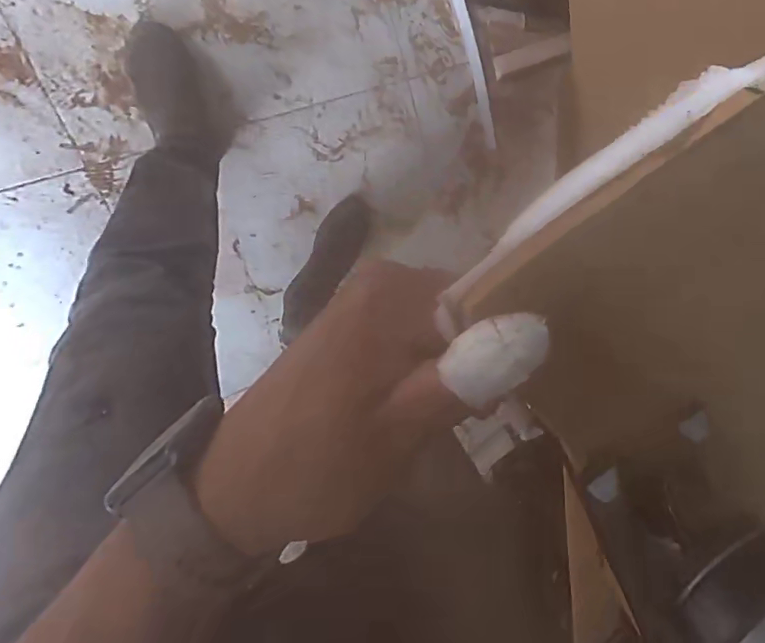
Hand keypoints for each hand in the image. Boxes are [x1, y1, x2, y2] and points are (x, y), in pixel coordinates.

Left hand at [191, 260, 530, 554]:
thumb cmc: (315, 465)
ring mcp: (370, 292)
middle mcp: (385, 277)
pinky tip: (419, 400)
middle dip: (479, 357)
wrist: (230, 488)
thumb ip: (464, 378)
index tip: (494, 401)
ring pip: (448, 318)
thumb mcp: (396, 434)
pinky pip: (422, 324)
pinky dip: (433, 359)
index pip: (486, 301)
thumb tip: (533, 335)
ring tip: (443, 415)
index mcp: (393, 295)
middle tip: (469, 415)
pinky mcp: (361, 312)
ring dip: (458, 362)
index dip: (501, 349)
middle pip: (468, 306)